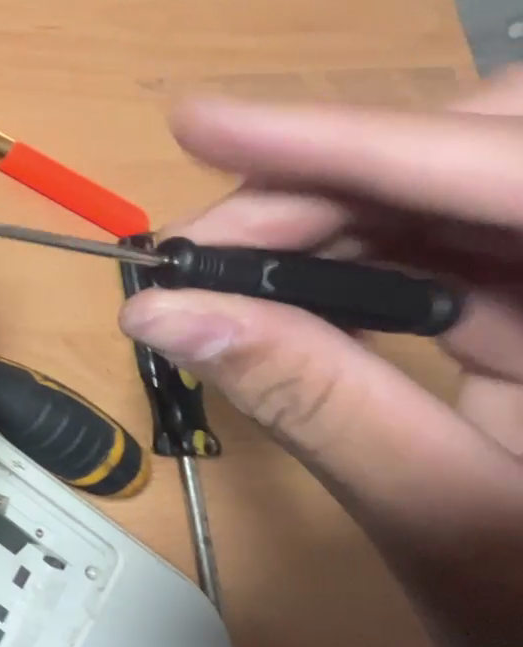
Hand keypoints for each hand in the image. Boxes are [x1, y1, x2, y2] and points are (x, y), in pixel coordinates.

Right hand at [119, 68, 522, 646]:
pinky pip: (435, 236)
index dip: (360, 146)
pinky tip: (270, 281)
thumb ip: (311, 401)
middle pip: (491, 150)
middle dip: (332, 176)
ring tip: (213, 267)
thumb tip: (160, 312)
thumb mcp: (443, 520)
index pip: (522, 183)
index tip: (204, 126)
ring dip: (313, 214)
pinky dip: (333, 250)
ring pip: (447, 186)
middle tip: (207, 240)